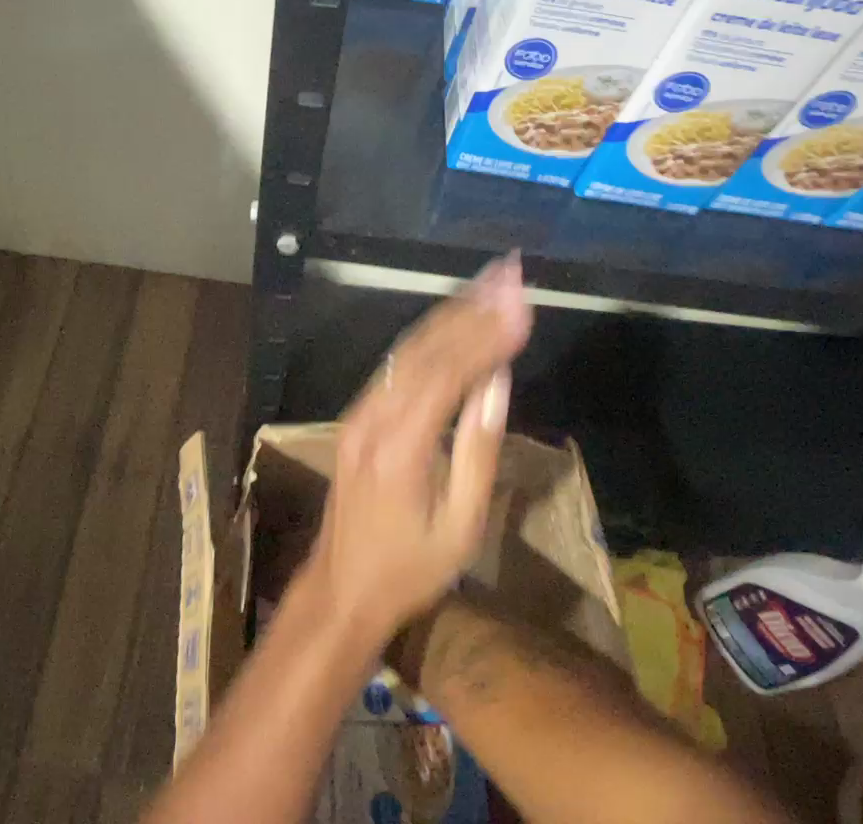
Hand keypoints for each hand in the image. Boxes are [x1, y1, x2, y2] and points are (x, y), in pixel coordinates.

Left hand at [297, 253, 532, 647]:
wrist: (341, 589)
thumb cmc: (409, 569)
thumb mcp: (459, 523)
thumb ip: (478, 449)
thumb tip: (498, 383)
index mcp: (401, 445)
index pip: (449, 372)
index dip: (486, 334)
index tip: (521, 300)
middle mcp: (373, 418)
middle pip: (424, 349)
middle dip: (469, 308)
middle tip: (508, 273)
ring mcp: (357, 416)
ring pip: (405, 353)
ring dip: (447, 316)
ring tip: (487, 284)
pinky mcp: (354, 421)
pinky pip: (393, 369)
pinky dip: (426, 341)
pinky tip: (450, 324)